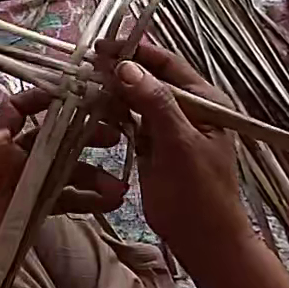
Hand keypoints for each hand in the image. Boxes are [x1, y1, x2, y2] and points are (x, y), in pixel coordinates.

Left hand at [0, 88, 127, 286]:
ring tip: (118, 189)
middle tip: (114, 138)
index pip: (14, 111)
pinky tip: (108, 202)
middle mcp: (8, 162)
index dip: (42, 98)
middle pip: (50, 137)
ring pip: (63, 168)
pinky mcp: (33, 210)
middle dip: (82, 134)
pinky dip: (86, 197)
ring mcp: (23, 186)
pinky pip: (64, 195)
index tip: (77, 96)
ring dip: (91, 173)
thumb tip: (10, 129)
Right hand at [102, 41, 253, 254]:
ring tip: (83, 83)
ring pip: (136, 98)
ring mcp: (168, 126)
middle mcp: (187, 107)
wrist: (203, 240)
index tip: (103, 47)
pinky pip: (130, 120)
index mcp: (204, 101)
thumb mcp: (180, 144)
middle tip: (85, 65)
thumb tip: (126, 67)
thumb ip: (155, 103)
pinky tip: (92, 107)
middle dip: (119, 70)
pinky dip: (112, 112)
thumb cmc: (200, 193)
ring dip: (113, 90)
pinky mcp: (152, 145)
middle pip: (149, 78)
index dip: (136, 52)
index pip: (168, 64)